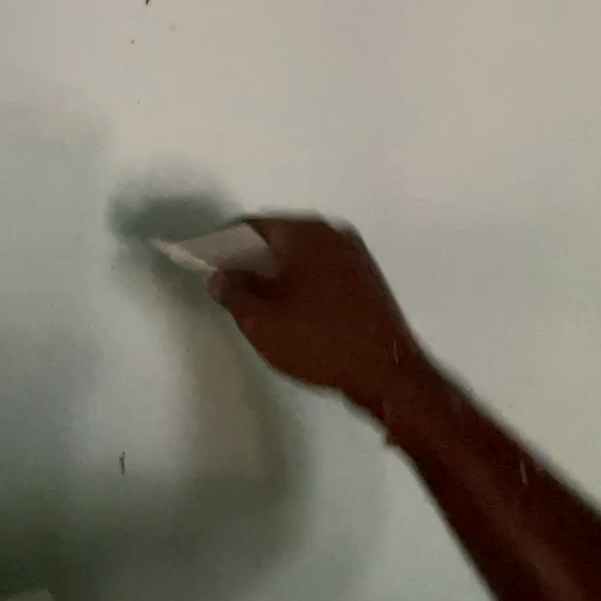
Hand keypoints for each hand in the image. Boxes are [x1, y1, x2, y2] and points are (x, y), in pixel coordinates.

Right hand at [209, 216, 428, 412]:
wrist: (389, 375)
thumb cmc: (318, 341)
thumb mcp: (261, 321)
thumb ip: (232, 293)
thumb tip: (219, 276)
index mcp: (304, 232)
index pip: (251, 226)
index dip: (224, 245)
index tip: (211, 267)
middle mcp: (331, 232)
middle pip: (278, 236)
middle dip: (253, 259)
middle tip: (234, 287)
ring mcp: (354, 253)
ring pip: (302, 253)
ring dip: (279, 271)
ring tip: (262, 302)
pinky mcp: (367, 276)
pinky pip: (323, 267)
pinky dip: (303, 279)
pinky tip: (295, 308)